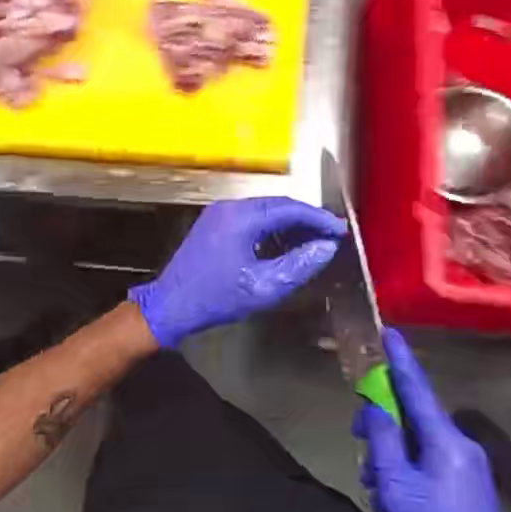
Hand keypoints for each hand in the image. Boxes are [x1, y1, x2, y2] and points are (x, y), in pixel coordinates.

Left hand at [127, 197, 347, 347]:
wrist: (171, 305)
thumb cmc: (214, 298)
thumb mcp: (263, 286)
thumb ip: (299, 265)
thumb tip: (326, 248)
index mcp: (240, 217)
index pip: (290, 208)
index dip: (319, 219)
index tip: (339, 230)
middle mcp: (228, 208)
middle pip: (277, 206)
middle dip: (306, 220)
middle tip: (329, 236)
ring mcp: (217, 214)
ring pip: (263, 211)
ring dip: (288, 224)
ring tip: (311, 243)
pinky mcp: (211, 225)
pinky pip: (248, 219)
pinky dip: (269, 229)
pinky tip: (282, 246)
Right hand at [353, 328, 510, 511]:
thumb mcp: (396, 487)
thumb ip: (383, 441)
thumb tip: (376, 408)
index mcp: (446, 441)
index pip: (418, 390)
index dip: (400, 362)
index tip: (388, 334)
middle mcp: (461, 445)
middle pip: (414, 418)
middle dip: (382, 424)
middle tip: (358, 442)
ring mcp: (467, 466)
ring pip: (418, 443)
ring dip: (390, 456)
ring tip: (376, 487)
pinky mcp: (467, 485)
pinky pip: (429, 462)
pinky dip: (405, 471)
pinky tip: (393, 498)